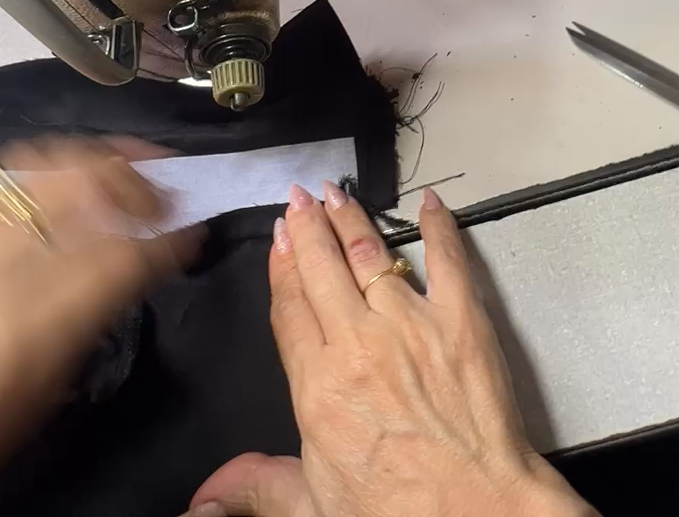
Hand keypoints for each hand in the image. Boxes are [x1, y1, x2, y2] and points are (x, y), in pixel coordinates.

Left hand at [0, 137, 201, 516]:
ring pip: (49, 164)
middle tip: (165, 189)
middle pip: (94, 186)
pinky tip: (58, 178)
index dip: (174, 237)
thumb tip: (120, 280)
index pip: (132, 253)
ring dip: (98, 160)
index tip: (192, 232)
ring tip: (120, 167)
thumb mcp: (32, 403)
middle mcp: (1, 266)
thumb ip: (83, 330)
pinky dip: (45, 168)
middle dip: (143, 178)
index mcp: (37, 325)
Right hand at [191, 184, 595, 516]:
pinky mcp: (459, 317)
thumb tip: (201, 499)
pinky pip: (446, 257)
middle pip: (323, 269)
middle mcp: (358, 341)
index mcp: (319, 383)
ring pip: (371, 254)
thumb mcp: (315, 505)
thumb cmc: (397, 512)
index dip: (282, 267)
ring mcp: (410, 322)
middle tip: (301, 197)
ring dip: (351, 220)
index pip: (291, 308)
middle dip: (308, 227)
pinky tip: (429, 202)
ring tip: (337, 193)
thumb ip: (258, 485)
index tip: (279, 237)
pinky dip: (437, 226)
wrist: (476, 513)